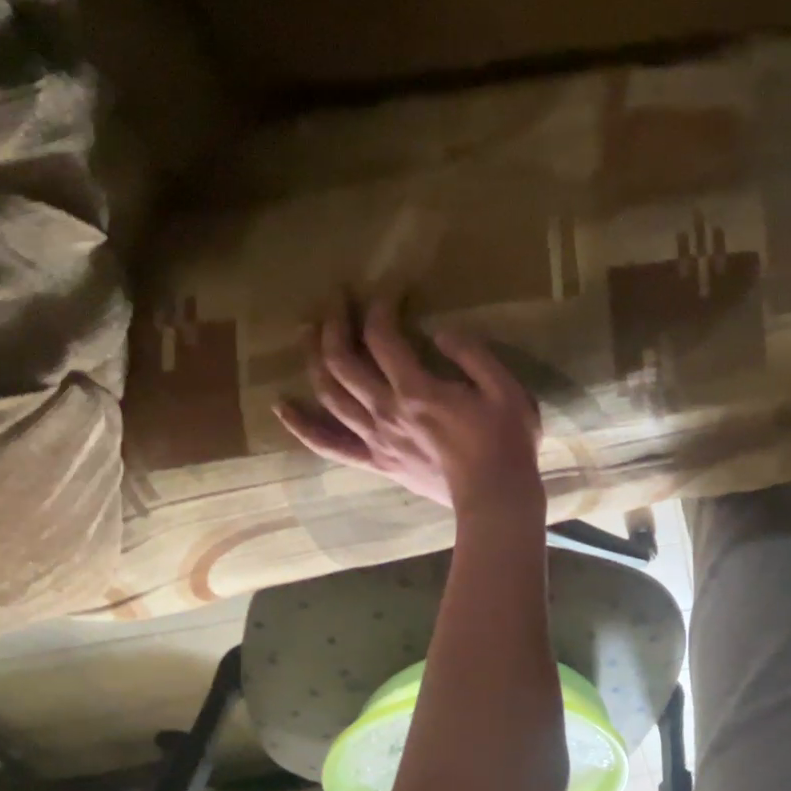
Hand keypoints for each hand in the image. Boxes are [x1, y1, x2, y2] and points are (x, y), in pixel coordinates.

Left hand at [274, 299, 542, 516]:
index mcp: (417, 390)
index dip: (380, 307)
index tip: (389, 291)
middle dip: (335, 323)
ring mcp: (376, 439)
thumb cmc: (507, 443)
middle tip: (337, 300)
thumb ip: (473, 355)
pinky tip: (283, 406)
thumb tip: (442, 332)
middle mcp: (386, 411)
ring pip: (329, 393)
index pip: (383, 337)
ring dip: (314, 358)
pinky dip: (302, 425)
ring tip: (309, 332)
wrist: (496, 498)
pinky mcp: (376, 462)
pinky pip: (330, 444)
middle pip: (342, 360)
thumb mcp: (506, 390)